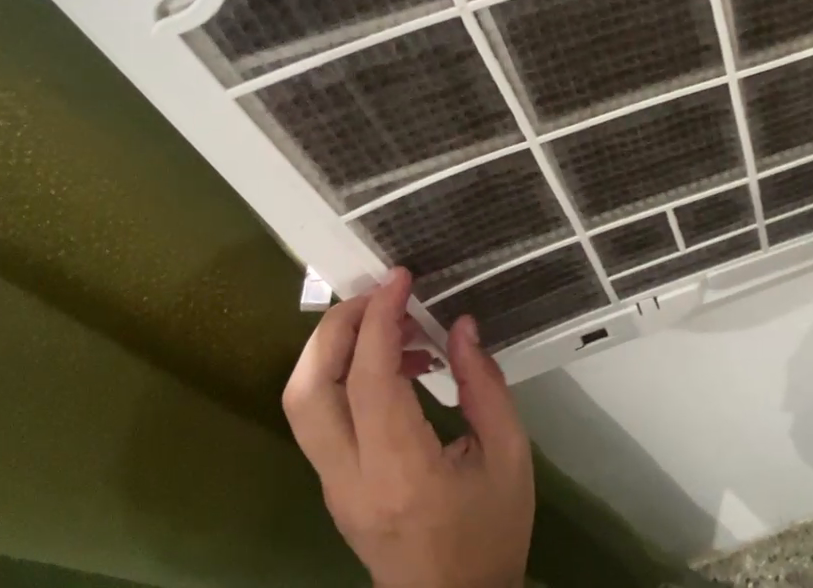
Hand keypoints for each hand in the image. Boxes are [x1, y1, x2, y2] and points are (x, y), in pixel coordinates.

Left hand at [283, 267, 533, 587]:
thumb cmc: (492, 533)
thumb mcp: (509, 454)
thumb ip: (485, 386)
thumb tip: (461, 327)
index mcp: (400, 471)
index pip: (370, 381)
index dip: (380, 321)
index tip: (401, 279)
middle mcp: (350, 478)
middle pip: (307, 390)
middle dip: (336, 327)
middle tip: (381, 292)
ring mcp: (332, 486)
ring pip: (303, 403)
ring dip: (335, 348)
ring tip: (394, 322)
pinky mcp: (333, 486)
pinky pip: (322, 417)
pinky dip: (344, 374)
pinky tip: (397, 364)